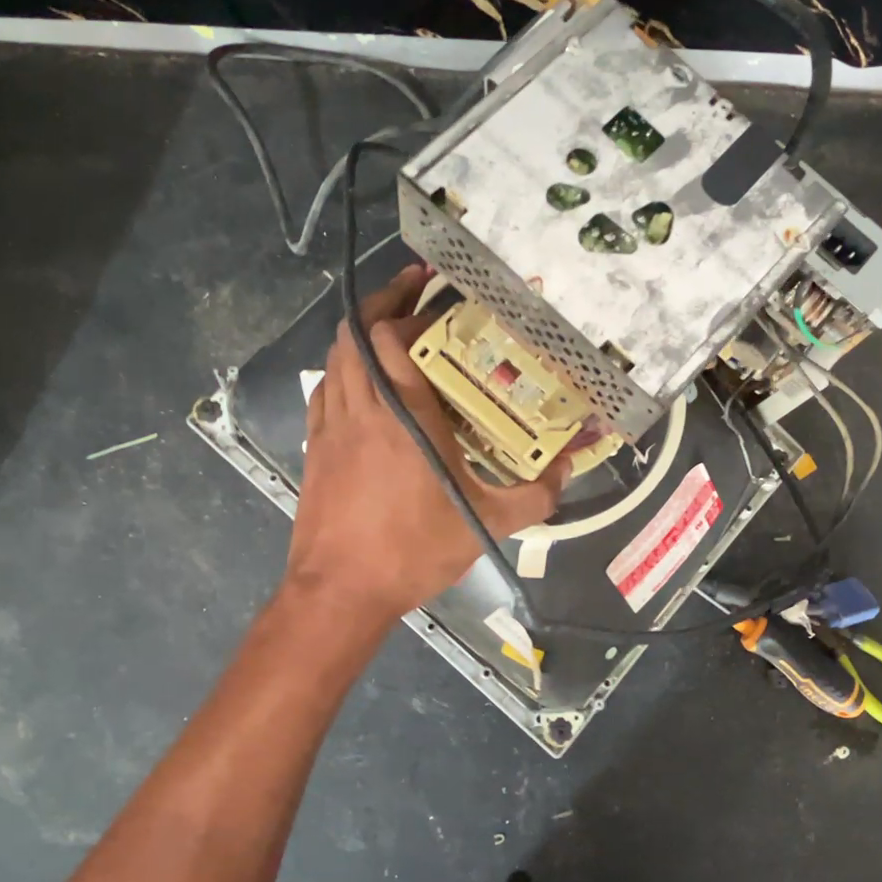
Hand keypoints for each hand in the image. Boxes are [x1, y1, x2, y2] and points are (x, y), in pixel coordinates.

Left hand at [284, 264, 568, 619]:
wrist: (340, 591)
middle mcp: (362, 409)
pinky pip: (324, 390)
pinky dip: (343, 371)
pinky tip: (364, 384)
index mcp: (404, 417)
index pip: (387, 338)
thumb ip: (533, 496)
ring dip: (358, 336)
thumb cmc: (413, 552)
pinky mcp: (314, 448)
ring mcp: (331, 427)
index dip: (403, 304)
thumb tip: (567, 472)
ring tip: (390, 331)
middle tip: (413, 294)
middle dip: (380, 304)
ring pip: (335, 359)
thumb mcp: (485, 525)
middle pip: (354, 334)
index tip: (430, 289)